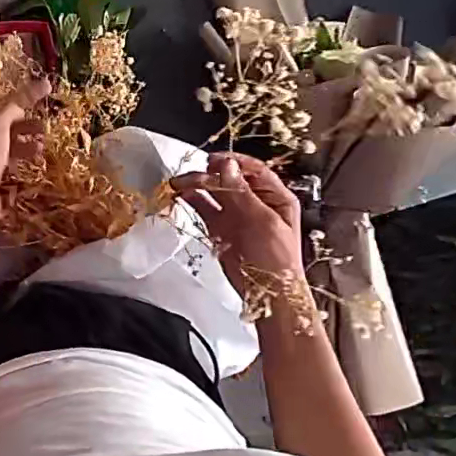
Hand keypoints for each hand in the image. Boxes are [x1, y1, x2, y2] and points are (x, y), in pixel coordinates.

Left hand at [0, 58, 49, 222]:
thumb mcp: (0, 124)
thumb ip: (19, 102)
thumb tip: (43, 84)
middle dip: (20, 104)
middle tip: (40, 94)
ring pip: (8, 129)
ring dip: (27, 128)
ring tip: (45, 129)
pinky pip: (11, 148)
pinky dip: (24, 147)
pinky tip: (38, 150)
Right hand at [171, 153, 303, 282]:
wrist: (269, 294)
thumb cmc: (277, 260)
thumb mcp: (263, 221)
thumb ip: (242, 193)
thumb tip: (227, 166)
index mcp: (275, 197)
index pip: (253, 170)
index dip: (232, 162)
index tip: (213, 160)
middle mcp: (255, 203)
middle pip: (230, 180)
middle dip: (209, 175)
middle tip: (191, 174)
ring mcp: (237, 216)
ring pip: (215, 193)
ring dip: (197, 186)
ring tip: (178, 183)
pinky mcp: (222, 229)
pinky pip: (206, 209)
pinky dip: (194, 201)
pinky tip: (182, 195)